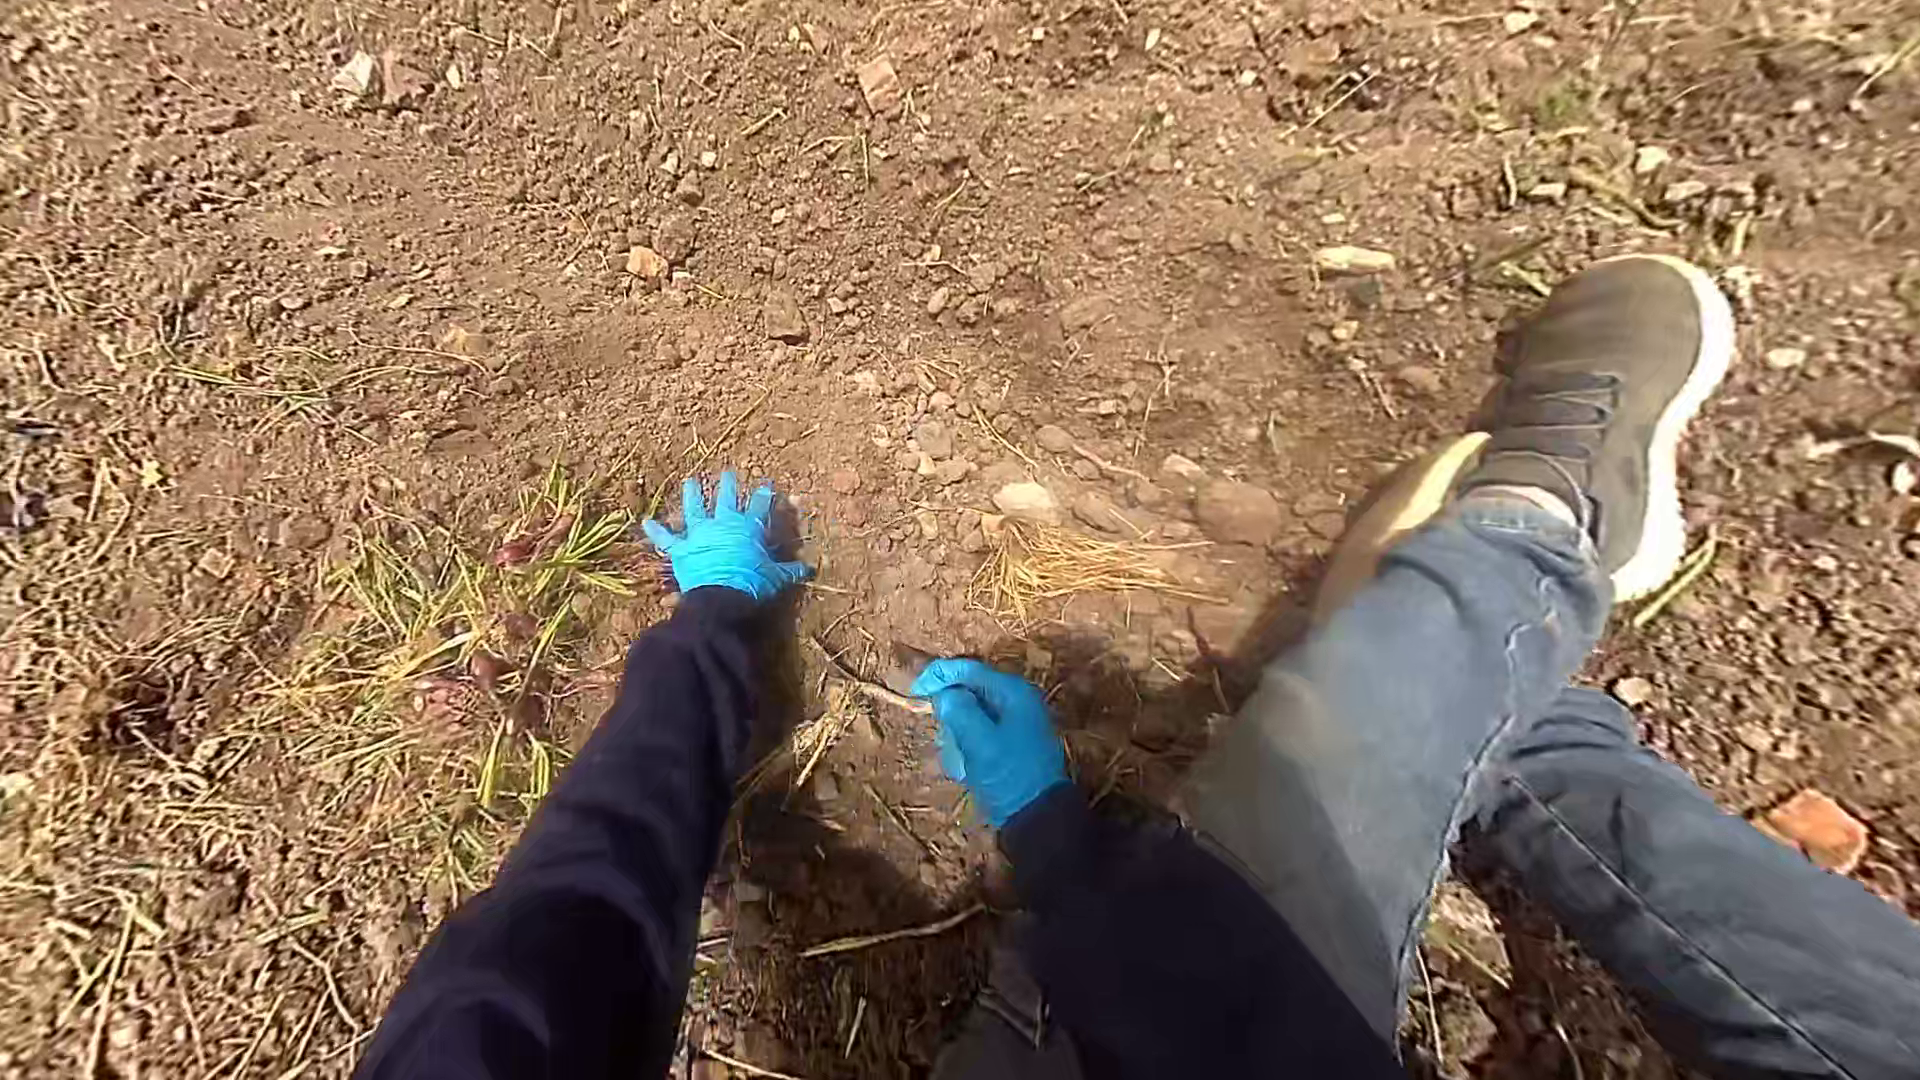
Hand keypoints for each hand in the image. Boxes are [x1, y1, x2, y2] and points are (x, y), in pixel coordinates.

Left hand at [641, 471, 809, 601]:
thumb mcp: (776, 577)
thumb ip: (790, 570)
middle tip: (728, 473)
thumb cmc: (752, 584)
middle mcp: (723, 524)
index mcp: (748, 527)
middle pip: (726, 498)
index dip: (765, 494)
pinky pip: (666, 539)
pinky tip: (646, 521)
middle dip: (728, 485)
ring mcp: (700, 535)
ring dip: (692, 494)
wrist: (721, 599)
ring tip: (690, 481)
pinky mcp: (682, 550)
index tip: (767, 484)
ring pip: (694, 509)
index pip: (760, 505)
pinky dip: (656, 531)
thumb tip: (809, 569)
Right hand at [910, 658, 1067, 826]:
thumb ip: (959, 711)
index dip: (939, 675)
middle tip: (947, 740)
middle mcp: (1016, 701)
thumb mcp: (979, 741)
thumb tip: (945, 693)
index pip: (969, 670)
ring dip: (959, 737)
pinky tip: (967, 769)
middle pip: (969, 694)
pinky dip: (968, 749)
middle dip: (952, 717)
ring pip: (971, 717)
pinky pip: (980, 736)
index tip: (915, 690)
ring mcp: (1015, 723)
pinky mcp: (1011, 744)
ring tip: (960, 763)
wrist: (1040, 820)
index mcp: (1013, 692)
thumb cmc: (1009, 776)